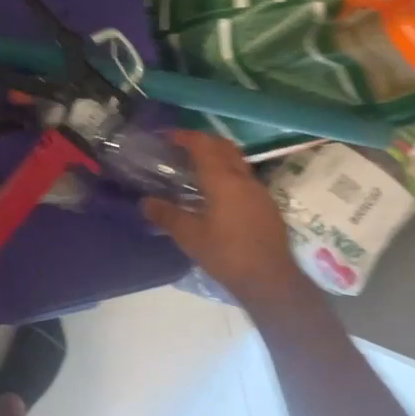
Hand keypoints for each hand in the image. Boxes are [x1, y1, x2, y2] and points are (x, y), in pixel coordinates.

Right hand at [143, 130, 302, 302]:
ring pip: (237, 161)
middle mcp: (243, 178)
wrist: (270, 279)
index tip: (166, 137)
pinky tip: (218, 195)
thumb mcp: (189, 236)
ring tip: (197, 170)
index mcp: (222, 180)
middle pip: (223, 146)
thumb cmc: (226, 255)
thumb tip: (144, 202)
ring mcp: (259, 191)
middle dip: (202, 141)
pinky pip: (245, 178)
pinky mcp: (267, 205)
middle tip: (181, 149)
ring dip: (217, 157)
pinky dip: (229, 174)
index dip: (184, 136)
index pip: (202, 145)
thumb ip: (166, 215)